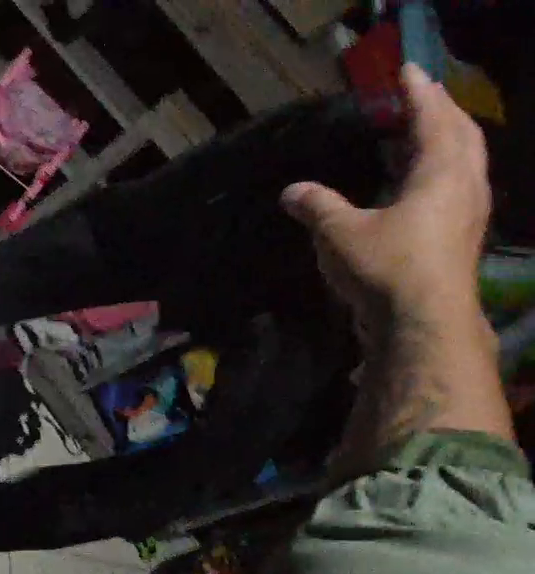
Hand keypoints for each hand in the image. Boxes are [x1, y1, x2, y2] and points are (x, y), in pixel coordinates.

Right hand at [282, 64, 490, 338]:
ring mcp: (466, 208)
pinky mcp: (458, 230)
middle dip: (437, 111)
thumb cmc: (385, 266)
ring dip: (440, 139)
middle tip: (414, 97)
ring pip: (460, 158)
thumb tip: (293, 190)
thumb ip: (318, 207)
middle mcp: (464, 182)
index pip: (433, 120)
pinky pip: (452, 182)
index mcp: (442, 172)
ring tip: (413, 133)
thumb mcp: (340, 234)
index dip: (419, 95)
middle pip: (459, 133)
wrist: (421, 316)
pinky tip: (414, 178)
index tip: (405, 73)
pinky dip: (435, 168)